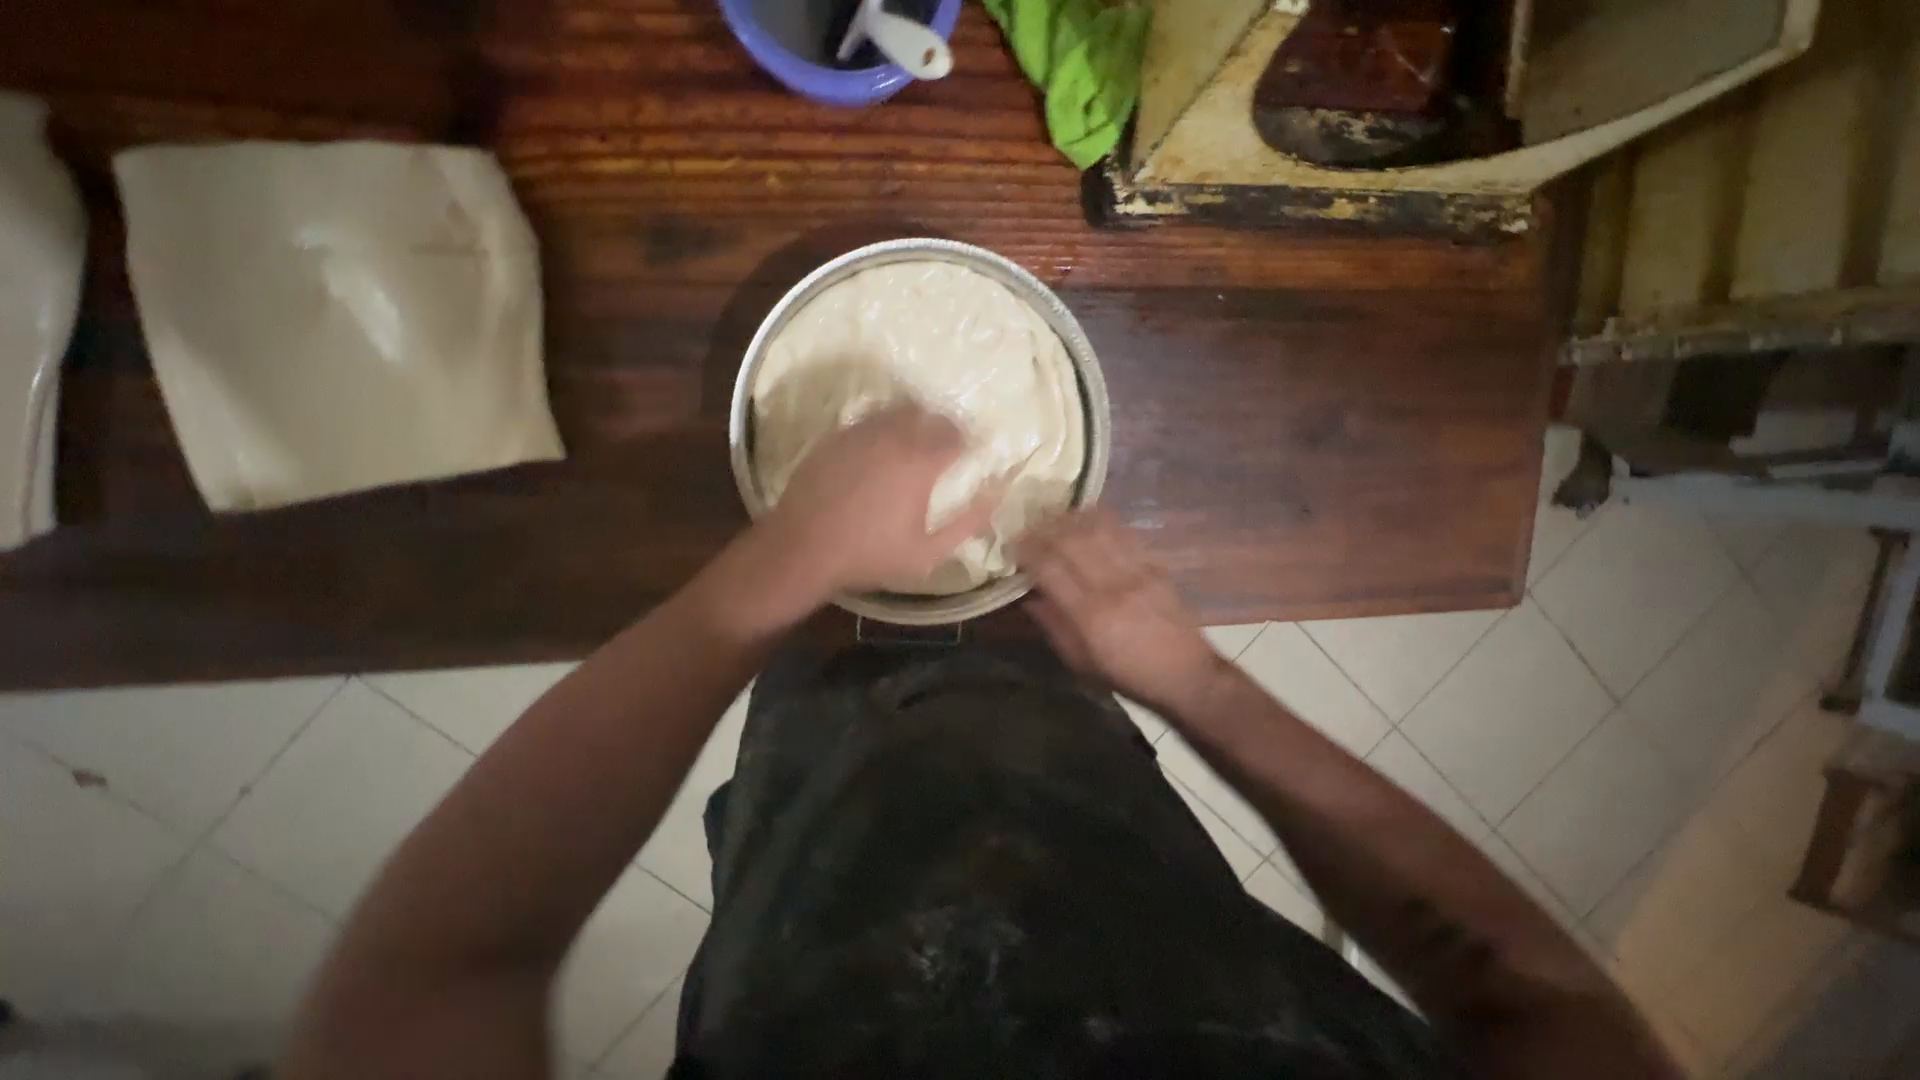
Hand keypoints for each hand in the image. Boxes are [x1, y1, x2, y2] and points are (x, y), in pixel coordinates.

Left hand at [762, 403, 1000, 595]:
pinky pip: (868, 420)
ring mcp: (859, 433)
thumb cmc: (869, 555)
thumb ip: (968, 521)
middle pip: (929, 413)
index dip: (970, 440)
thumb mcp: (928, 551)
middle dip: (944, 425)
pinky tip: (881, 448)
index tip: (974, 451)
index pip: (957, 434)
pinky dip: (883, 427)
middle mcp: (893, 436)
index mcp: (921, 462)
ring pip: (897, 411)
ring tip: (917, 441)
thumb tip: (998, 493)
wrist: (802, 548)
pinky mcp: (835, 437)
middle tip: (949, 444)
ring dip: (914, 420)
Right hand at [1020, 510, 1228, 713]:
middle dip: (1046, 526)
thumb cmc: (1128, 675)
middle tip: (1029, 520)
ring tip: (1055, 513)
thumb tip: (1030, 598)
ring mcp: (1137, 573)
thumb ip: (1054, 627)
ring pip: (1099, 531)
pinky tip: (1089, 515)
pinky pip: (1125, 534)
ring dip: (1072, 517)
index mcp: (1089, 615)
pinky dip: (1103, 520)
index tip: (1013, 542)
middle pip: (1072, 541)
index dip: (1028, 550)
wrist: (1186, 674)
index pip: (1051, 568)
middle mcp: (1112, 586)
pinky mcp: (1156, 567)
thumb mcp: (1081, 662)